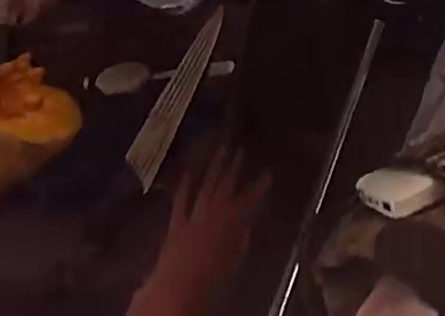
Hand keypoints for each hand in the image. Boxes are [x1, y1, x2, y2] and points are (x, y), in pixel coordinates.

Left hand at [127, 145, 270, 315]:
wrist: (176, 295)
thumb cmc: (210, 286)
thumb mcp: (233, 266)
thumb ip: (239, 245)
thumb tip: (245, 228)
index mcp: (230, 225)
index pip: (249, 201)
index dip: (259, 188)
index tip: (268, 174)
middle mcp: (213, 215)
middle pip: (226, 187)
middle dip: (234, 168)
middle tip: (240, 150)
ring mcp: (193, 217)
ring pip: (206, 187)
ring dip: (214, 168)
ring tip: (221, 150)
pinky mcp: (175, 225)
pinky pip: (180, 202)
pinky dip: (184, 187)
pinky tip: (188, 173)